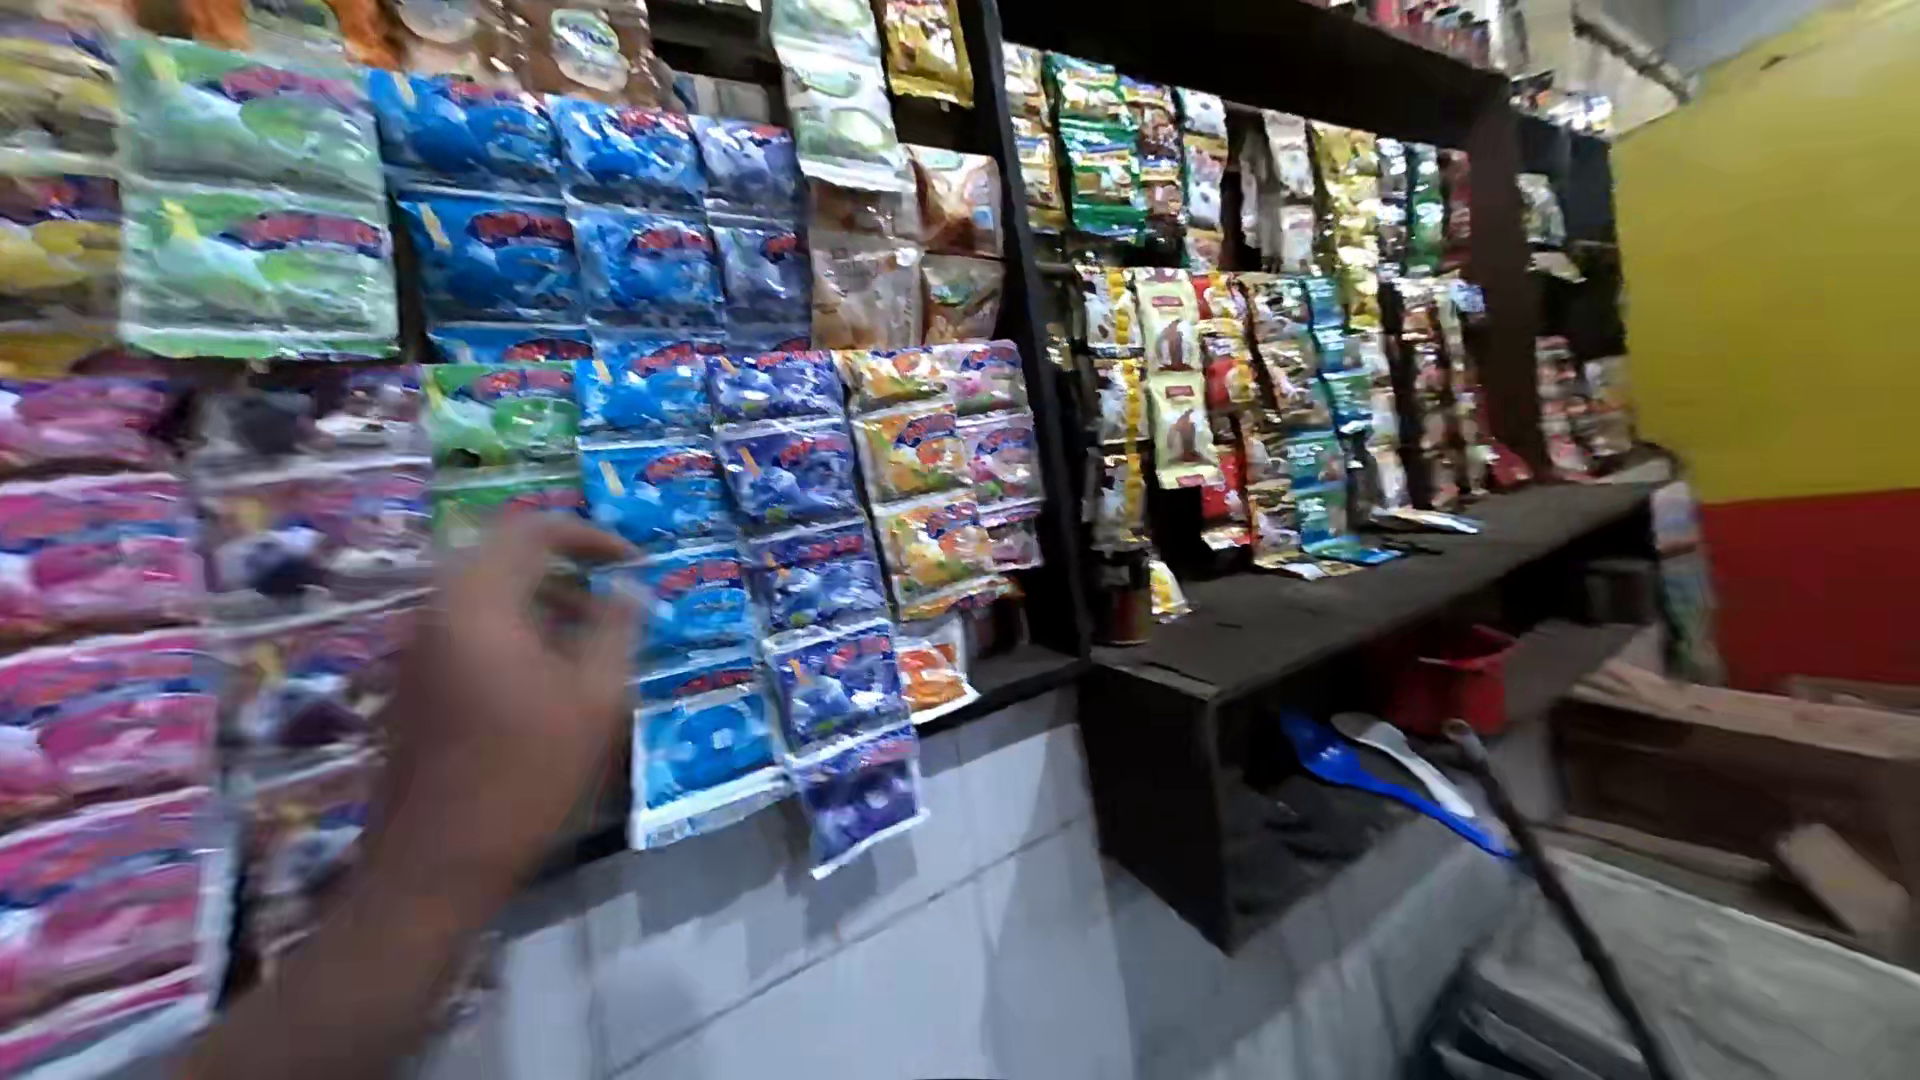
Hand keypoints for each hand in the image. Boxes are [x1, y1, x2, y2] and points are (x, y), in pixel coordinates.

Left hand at [366, 515, 638, 911]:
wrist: (437, 863)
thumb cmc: (528, 771)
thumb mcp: (596, 694)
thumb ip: (618, 627)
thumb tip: (632, 586)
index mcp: (478, 606)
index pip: (531, 530)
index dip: (591, 534)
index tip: (635, 560)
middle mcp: (437, 614)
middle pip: (504, 554)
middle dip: (570, 562)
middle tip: (618, 588)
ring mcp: (419, 649)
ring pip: (488, 591)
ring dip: (547, 595)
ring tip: (598, 631)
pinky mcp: (416, 681)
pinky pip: (473, 625)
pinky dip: (521, 624)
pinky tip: (557, 668)